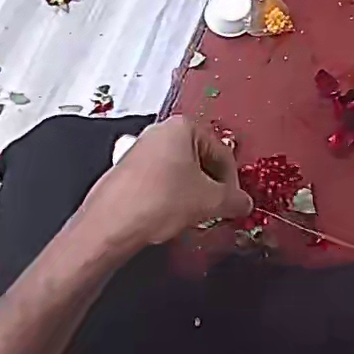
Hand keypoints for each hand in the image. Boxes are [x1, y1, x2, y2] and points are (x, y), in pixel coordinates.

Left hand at [67, 116, 251, 254]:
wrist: (109, 226)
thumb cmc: (159, 202)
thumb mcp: (210, 202)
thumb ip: (235, 200)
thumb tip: (244, 203)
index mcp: (182, 127)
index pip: (222, 153)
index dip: (232, 182)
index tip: (234, 202)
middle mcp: (159, 131)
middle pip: (201, 160)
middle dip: (211, 187)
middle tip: (217, 209)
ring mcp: (140, 149)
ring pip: (180, 171)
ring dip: (193, 193)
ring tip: (194, 216)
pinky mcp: (125, 170)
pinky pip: (160, 180)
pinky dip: (171, 196)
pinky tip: (170, 216)